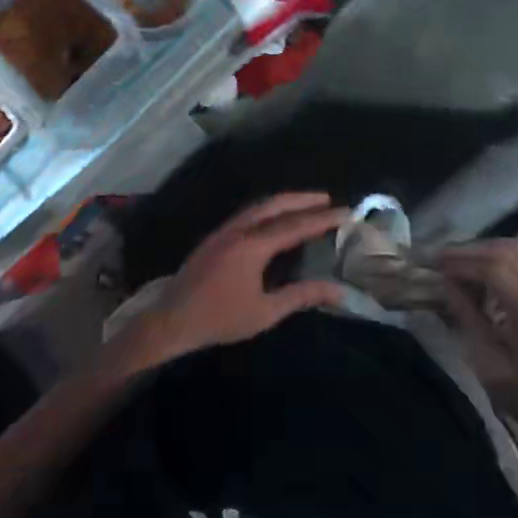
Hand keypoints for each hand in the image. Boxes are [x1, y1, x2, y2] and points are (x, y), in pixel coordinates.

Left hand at [125, 194, 347, 368]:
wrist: (173, 317)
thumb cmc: (221, 318)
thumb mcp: (266, 311)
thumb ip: (302, 296)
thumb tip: (339, 291)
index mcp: (251, 246)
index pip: (293, 226)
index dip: (320, 219)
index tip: (344, 211)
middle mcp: (236, 231)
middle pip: (272, 206)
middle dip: (300, 200)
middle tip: (327, 199)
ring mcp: (222, 232)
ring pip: (256, 208)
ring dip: (282, 203)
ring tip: (306, 204)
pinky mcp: (214, 238)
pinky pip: (245, 216)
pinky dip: (265, 211)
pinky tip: (274, 220)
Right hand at [437, 242, 517, 446]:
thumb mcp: (492, 368)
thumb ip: (469, 318)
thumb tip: (447, 284)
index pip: (495, 267)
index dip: (460, 258)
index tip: (435, 262)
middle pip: (513, 254)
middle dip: (475, 251)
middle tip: (448, 260)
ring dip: (495, 258)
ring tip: (471, 270)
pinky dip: (517, 269)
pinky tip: (502, 285)